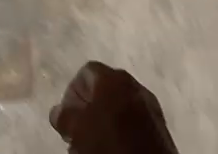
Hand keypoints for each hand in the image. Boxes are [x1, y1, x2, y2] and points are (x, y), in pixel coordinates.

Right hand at [48, 61, 177, 153]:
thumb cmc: (109, 142)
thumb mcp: (77, 129)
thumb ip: (64, 116)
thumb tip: (58, 112)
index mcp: (113, 77)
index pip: (86, 71)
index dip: (72, 91)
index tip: (67, 114)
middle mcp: (133, 84)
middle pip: (103, 89)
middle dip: (87, 108)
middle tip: (77, 129)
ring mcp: (149, 105)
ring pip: (118, 106)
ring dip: (103, 120)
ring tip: (92, 142)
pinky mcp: (159, 126)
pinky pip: (132, 120)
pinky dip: (120, 128)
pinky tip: (111, 145)